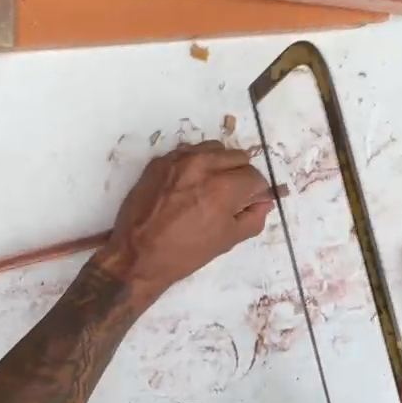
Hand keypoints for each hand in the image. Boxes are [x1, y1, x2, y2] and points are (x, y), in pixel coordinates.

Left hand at [93, 140, 273, 298]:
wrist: (137, 255)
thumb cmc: (185, 253)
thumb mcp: (227, 240)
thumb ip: (253, 218)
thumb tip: (264, 202)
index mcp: (224, 187)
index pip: (255, 177)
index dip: (257, 192)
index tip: (251, 202)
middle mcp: (204, 165)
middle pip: (238, 157)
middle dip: (241, 175)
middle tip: (233, 196)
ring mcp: (179, 160)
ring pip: (215, 148)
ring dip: (221, 163)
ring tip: (212, 186)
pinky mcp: (160, 161)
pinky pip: (189, 151)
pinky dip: (197, 162)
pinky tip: (191, 183)